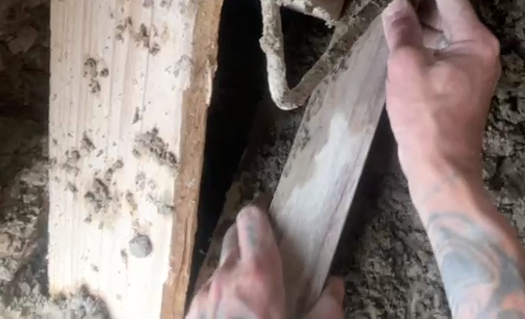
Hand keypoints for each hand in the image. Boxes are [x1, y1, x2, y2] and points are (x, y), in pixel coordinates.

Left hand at [185, 205, 342, 318]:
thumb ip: (327, 309)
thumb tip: (335, 287)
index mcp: (257, 273)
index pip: (251, 217)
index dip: (261, 215)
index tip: (272, 222)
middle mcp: (226, 278)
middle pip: (232, 237)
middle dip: (247, 242)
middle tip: (265, 261)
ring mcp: (203, 299)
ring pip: (218, 269)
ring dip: (233, 275)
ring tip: (250, 301)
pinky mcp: (189, 318)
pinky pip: (205, 297)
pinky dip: (218, 301)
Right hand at [383, 0, 500, 198]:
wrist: (442, 170)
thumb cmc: (427, 117)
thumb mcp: (407, 66)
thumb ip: (402, 30)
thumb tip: (396, 4)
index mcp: (475, 41)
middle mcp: (481, 51)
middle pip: (449, 12)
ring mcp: (474, 69)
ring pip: (445, 32)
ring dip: (422, 20)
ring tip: (396, 0)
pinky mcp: (462, 84)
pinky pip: (443, 50)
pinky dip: (425, 40)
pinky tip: (403, 34)